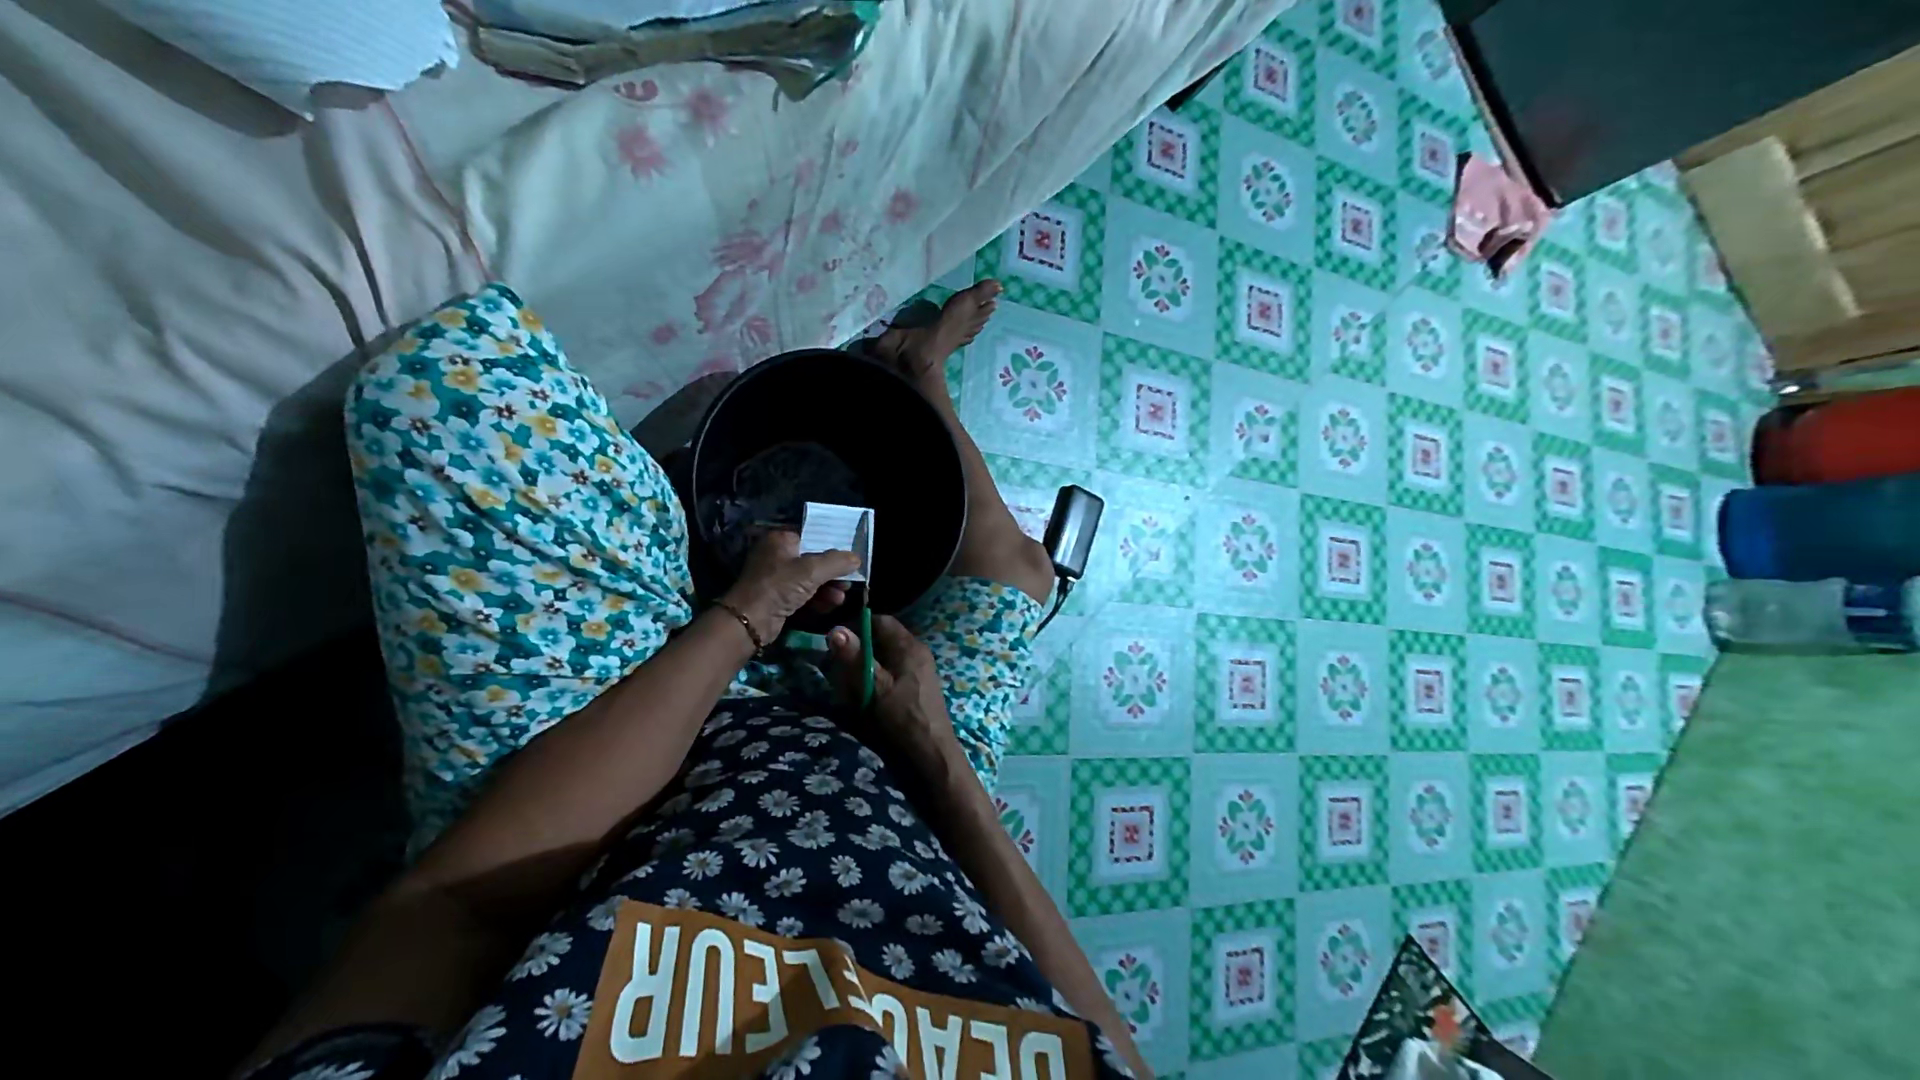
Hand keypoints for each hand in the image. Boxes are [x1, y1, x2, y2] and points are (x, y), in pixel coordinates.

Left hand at [719, 531, 860, 644]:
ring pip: (810, 579)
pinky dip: (817, 598)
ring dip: (828, 588)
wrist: (749, 621)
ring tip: (841, 597)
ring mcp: (777, 577)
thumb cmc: (779, 587)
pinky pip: (803, 593)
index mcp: (780, 540)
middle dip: (833, 572)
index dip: (833, 546)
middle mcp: (777, 555)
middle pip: (814, 559)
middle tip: (849, 581)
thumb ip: (837, 562)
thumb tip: (856, 558)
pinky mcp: (778, 597)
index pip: (812, 536)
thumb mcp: (812, 570)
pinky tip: (831, 605)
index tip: (851, 557)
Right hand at [826, 614, 960, 774]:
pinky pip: (893, 672)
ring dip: (866, 665)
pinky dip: (876, 677)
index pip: (881, 620)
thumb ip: (855, 658)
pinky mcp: (918, 687)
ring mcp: (919, 670)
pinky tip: (865, 694)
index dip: (857, 625)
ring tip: (848, 681)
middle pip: (883, 638)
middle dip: (859, 647)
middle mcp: (917, 653)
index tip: (836, 639)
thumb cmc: (903, 717)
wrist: (931, 754)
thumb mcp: (875, 687)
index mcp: (909, 646)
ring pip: (886, 656)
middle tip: (837, 663)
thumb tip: (835, 629)